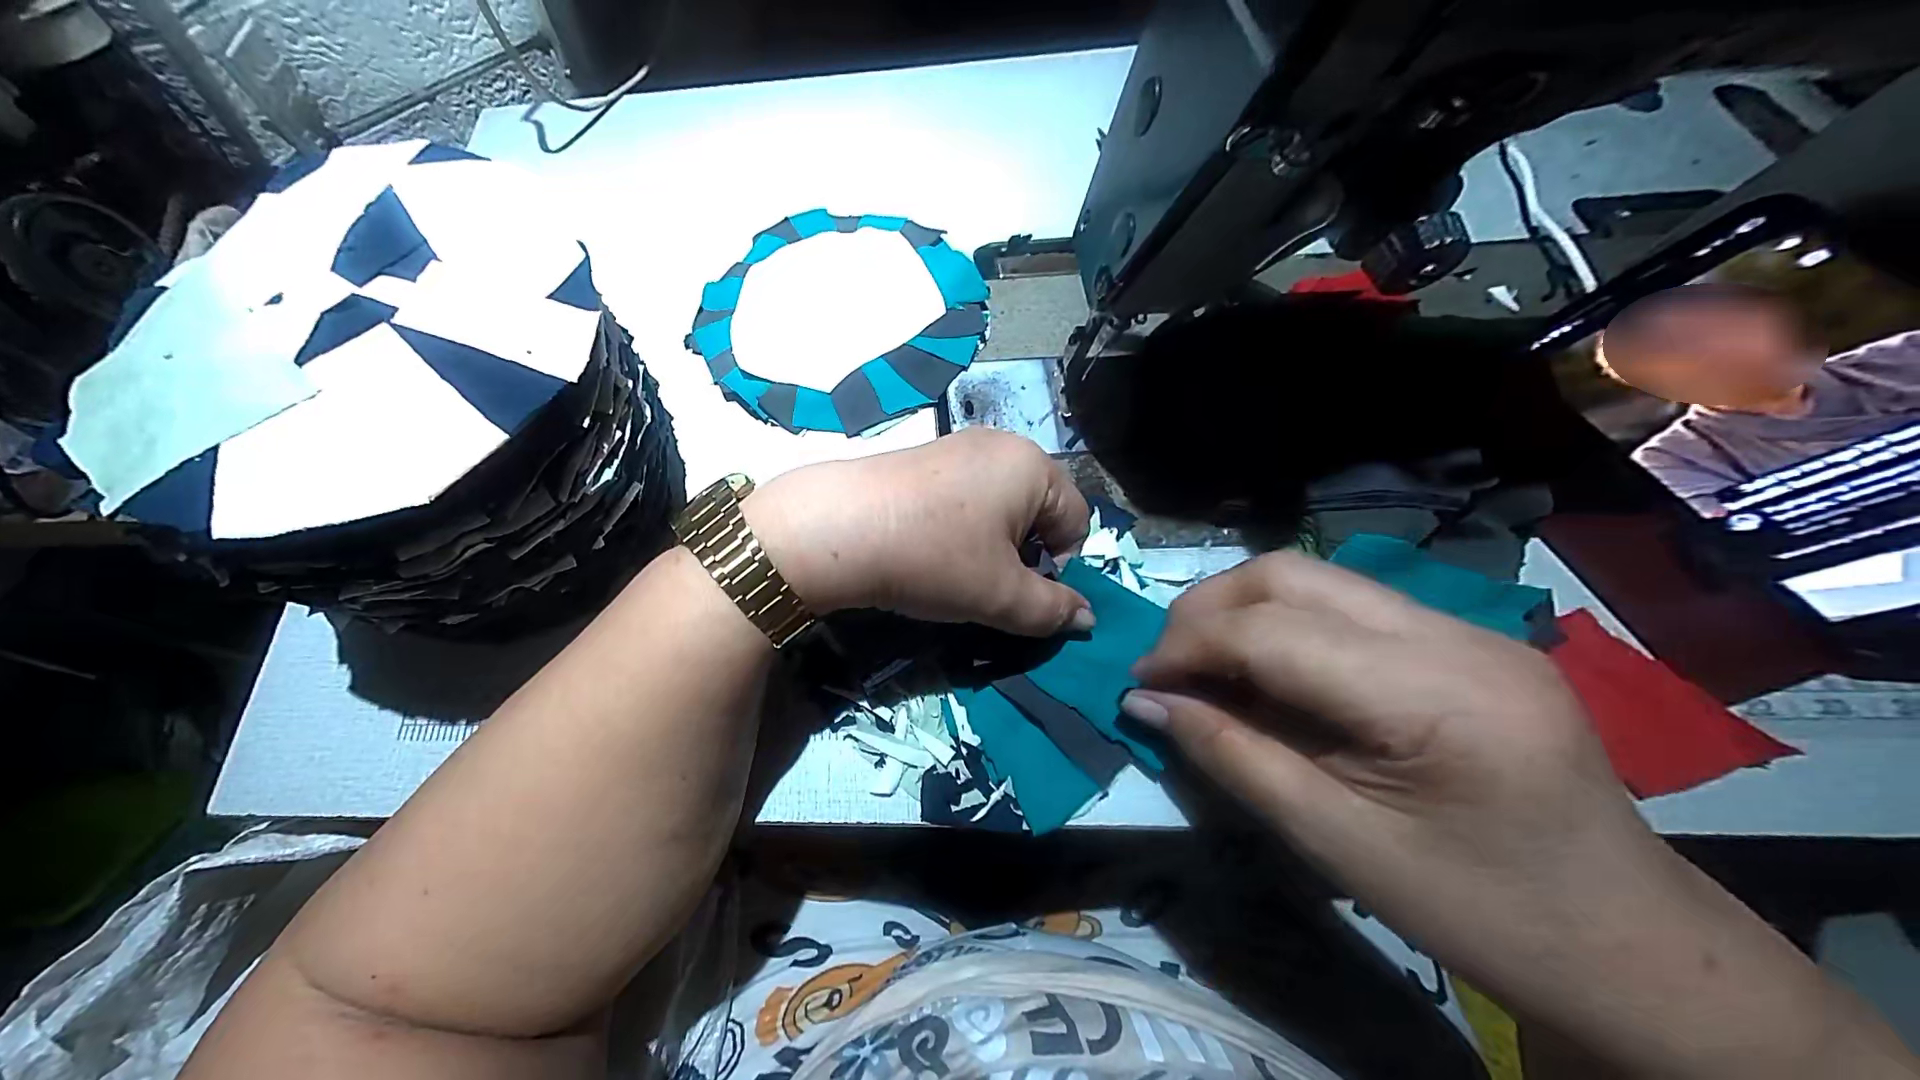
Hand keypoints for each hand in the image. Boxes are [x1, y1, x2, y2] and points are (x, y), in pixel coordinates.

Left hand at [743, 428, 1093, 636]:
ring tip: (956, 570)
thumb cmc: (934, 558)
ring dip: (992, 545)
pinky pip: (965, 497)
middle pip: (1039, 511)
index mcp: (1034, 466)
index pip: (1077, 522)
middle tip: (989, 584)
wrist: (836, 527)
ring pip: (1000, 507)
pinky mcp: (924, 459)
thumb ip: (1052, 610)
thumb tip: (1086, 618)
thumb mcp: (1000, 595)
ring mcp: (959, 446)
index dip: (1059, 567)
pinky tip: (929, 548)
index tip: (1020, 592)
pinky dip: (960, 528)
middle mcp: (1002, 445)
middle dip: (1024, 555)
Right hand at [1123, 551, 1675, 983]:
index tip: (1140, 682)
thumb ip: (1231, 757)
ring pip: (1316, 578)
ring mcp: (1468, 628)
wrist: (1629, 945)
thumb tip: (1145, 702)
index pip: (1273, 630)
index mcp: (1436, 694)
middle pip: (1291, 574)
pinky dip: (1286, 627)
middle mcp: (1455, 634)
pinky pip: (1348, 608)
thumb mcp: (1334, 842)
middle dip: (1207, 609)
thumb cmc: (1477, 912)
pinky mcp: (1465, 639)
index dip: (1188, 646)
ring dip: (1242, 611)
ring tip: (1206, 666)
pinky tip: (1269, 675)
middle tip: (1168, 666)